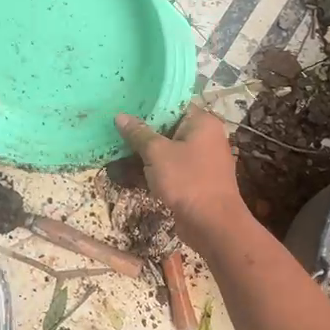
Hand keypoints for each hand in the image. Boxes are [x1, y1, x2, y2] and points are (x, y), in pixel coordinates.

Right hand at [114, 106, 255, 251]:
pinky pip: (172, 167)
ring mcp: (202, 160)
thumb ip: (138, 133)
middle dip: (144, 130)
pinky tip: (132, 170)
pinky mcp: (196, 179)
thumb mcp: (157, 153)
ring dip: (147, 151)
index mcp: (202, 123)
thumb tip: (120, 116)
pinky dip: (155, 168)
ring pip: (169, 149)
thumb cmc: (187, 180)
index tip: (125, 106)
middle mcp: (206, 137)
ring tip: (119, 148)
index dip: (149, 105)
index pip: (173, 105)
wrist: (212, 224)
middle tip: (117, 127)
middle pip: (170, 127)